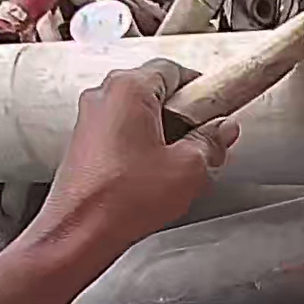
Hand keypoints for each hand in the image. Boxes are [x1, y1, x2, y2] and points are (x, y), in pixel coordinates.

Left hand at [32, 60, 240, 252]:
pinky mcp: (87, 145)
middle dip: (186, 115)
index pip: (175, 69)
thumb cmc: (123, 200)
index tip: (219, 108)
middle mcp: (104, 97)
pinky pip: (124, 134)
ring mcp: (91, 121)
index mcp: (129, 89)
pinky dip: (145, 148)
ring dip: (166, 134)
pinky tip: (157, 177)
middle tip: (206, 142)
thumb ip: (211, 142)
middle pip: (157, 92)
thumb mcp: (189, 168)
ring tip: (182, 166)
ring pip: (141, 115)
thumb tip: (223, 130)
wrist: (80, 234)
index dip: (203, 89)